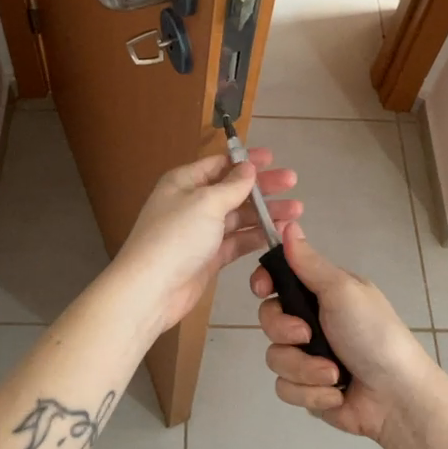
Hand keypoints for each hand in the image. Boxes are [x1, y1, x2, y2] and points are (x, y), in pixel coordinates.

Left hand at [112, 148, 301, 335]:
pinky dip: (256, 237)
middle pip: (233, 190)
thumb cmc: (176, 236)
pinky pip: (237, 241)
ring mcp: (201, 232)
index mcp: (185, 182)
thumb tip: (248, 167)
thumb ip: (232, 186)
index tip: (272, 158)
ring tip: (296, 211)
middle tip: (292, 182)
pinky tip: (279, 233)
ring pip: (239, 217)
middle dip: (262, 187)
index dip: (246, 161)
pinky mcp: (209, 257)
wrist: (151, 290)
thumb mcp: (206, 203)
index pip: (219, 164)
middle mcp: (192, 203)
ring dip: (265, 213)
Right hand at [251, 224, 438, 440]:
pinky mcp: (308, 390)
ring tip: (334, 374)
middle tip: (307, 336)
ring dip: (305, 369)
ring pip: (275, 357)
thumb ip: (308, 263)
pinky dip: (311, 393)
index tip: (263, 290)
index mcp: (322, 293)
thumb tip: (288, 224)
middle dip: (285, 331)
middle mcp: (312, 321)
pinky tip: (336, 394)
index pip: (279, 279)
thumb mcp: (342, 291)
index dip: (264, 282)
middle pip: (269, 319)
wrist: (397, 397)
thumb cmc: (373, 333)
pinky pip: (286, 388)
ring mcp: (308, 357)